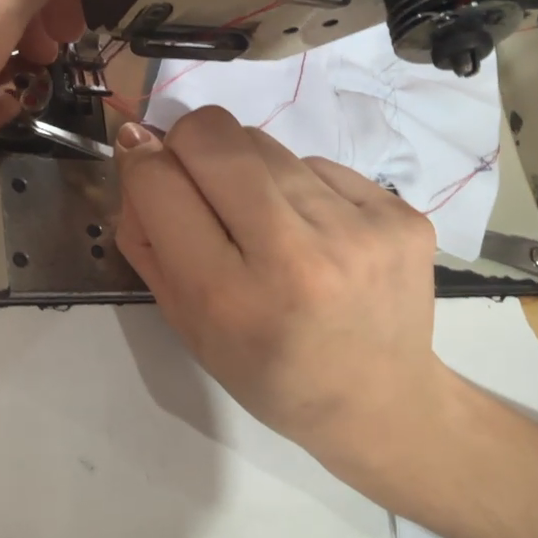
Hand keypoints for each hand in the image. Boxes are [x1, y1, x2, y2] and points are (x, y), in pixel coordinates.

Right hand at [112, 107, 450, 457]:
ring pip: (263, 142)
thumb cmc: (263, 369)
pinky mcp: (400, 214)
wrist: (376, 401)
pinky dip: (296, 186)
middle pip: (213, 136)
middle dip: (186, 142)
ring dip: (244, 168)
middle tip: (195, 176)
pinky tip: (311, 231)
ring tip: (262, 219)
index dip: (139, 161)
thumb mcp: (184, 322)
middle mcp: (295, 256)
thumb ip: (147, 238)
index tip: (143, 163)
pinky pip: (316, 163)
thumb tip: (137, 151)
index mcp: (229, 297)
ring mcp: (357, 230)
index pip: (159, 183)